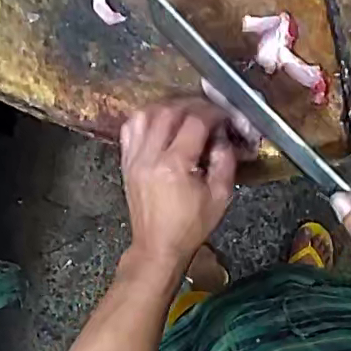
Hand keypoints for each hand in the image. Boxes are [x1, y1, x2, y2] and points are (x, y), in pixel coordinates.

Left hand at [118, 99, 237, 275]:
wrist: (157, 246)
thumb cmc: (190, 226)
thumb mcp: (220, 196)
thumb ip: (225, 160)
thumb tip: (223, 135)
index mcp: (174, 166)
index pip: (194, 122)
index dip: (213, 113)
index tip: (224, 116)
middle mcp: (150, 157)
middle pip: (169, 111)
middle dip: (192, 105)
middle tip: (208, 111)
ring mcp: (134, 158)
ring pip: (146, 114)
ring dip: (167, 107)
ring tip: (185, 112)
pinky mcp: (126, 162)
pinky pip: (131, 128)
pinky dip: (146, 118)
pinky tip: (160, 122)